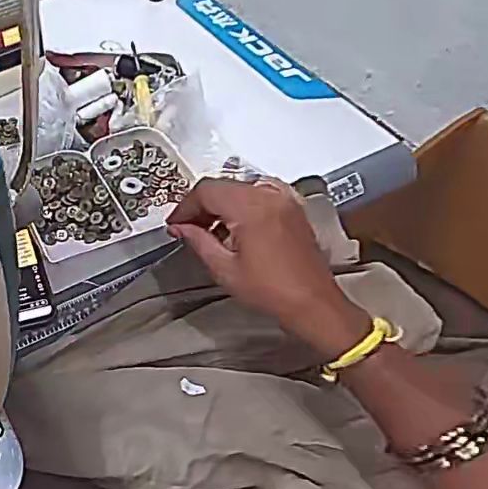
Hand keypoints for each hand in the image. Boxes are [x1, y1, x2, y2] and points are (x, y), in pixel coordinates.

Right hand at [166, 177, 370, 354]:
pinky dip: (240, 206)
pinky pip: (259, 195)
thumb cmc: (275, 291)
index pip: (206, 191)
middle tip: (186, 227)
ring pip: (240, 188)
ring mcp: (284, 200)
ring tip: (208, 231)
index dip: (184, 207)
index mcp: (251, 208)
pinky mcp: (292, 209)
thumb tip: (182, 228)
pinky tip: (233, 229)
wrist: (311, 302)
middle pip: (223, 186)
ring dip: (219, 205)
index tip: (175, 223)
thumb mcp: (224, 269)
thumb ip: (198, 241)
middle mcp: (270, 196)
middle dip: (200, 205)